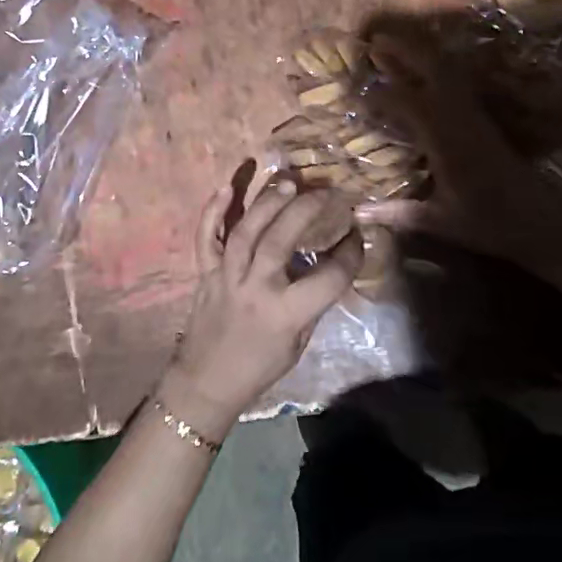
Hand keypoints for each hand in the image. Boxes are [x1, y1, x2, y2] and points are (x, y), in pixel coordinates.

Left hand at [160, 178, 355, 440]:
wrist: (207, 380)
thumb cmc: (260, 365)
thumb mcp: (299, 342)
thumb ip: (312, 301)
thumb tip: (329, 261)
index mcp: (286, 314)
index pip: (327, 277)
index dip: (349, 254)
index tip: (357, 233)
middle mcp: (255, 289)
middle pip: (279, 240)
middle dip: (304, 211)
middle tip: (324, 192)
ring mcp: (225, 276)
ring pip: (244, 232)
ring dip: (265, 203)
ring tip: (287, 182)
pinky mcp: (204, 271)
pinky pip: (206, 237)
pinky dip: (212, 211)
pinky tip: (226, 188)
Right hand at [355, 33, 561, 260]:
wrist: (541, 223)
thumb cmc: (489, 224)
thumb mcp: (440, 222)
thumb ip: (398, 214)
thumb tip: (357, 212)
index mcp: (449, 141)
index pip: (410, 104)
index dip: (381, 95)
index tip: (355, 94)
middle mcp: (463, 120)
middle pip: (436, 70)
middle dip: (406, 51)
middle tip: (375, 39)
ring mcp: (476, 117)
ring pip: (449, 72)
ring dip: (420, 54)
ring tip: (392, 47)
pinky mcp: (482, 120)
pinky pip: (456, 83)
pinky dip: (434, 69)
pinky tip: (420, 70)